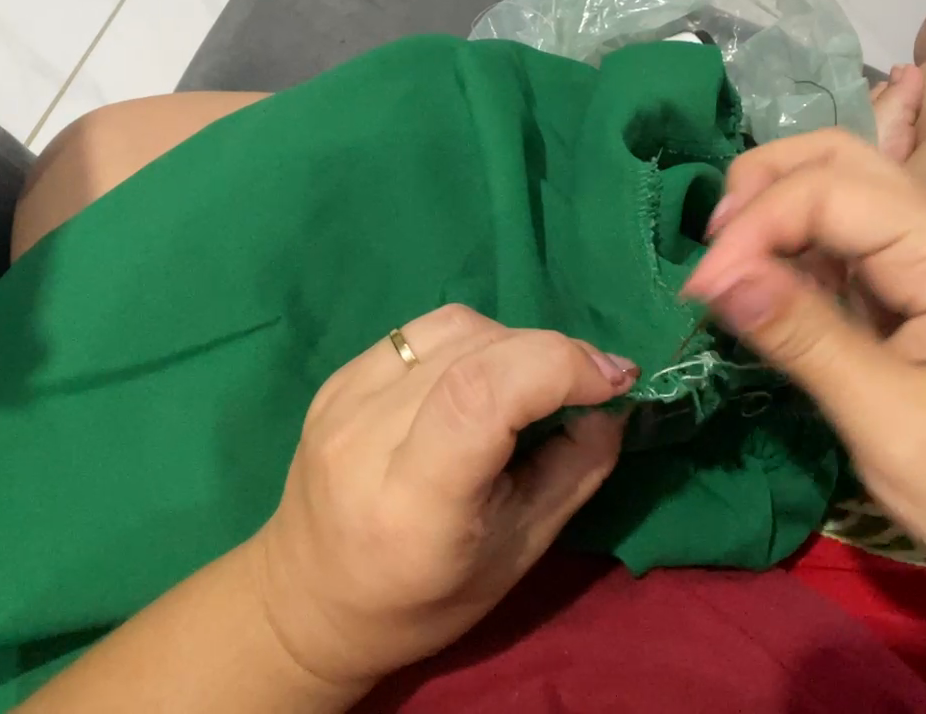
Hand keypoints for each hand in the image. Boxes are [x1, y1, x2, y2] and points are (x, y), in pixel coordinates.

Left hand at [249, 305, 638, 687]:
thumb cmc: (421, 600)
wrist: (310, 596)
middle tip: (588, 383)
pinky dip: (472, 340)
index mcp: (412, 502)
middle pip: (472, 351)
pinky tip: (480, 375)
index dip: (558, 366)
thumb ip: (574, 472)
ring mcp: (343, 397)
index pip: (480, 396)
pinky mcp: (336, 378)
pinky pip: (421, 331)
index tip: (615, 379)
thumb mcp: (517, 553)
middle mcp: (366, 436)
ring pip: (450, 326)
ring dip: (512, 341)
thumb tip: (612, 402)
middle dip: (549, 352)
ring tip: (530, 384)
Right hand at [683, 130, 925, 613]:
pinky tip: (768, 294)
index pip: (830, 190)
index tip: (701, 293)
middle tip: (714, 255)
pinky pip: (840, 243)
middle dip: (759, 188)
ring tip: (730, 272)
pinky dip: (789, 251)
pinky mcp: (913, 295)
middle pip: (837, 158)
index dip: (753, 226)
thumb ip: (804, 339)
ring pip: (835, 191)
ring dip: (770, 213)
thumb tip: (714, 278)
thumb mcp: (895, 426)